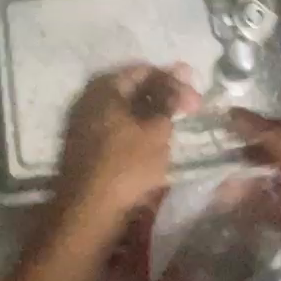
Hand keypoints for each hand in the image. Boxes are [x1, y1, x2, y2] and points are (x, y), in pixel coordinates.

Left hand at [54, 64, 200, 227]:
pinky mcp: (86, 146)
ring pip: (126, 111)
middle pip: (133, 89)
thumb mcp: (156, 130)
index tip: (196, 100)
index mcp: (104, 88)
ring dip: (151, 116)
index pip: (144, 70)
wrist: (88, 212)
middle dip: (164, 97)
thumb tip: (182, 69)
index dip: (174, 81)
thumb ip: (169, 98)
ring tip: (175, 128)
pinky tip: (154, 144)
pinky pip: (117, 129)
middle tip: (191, 111)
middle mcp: (90, 99)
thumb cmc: (126, 165)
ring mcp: (85, 123)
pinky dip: (138, 131)